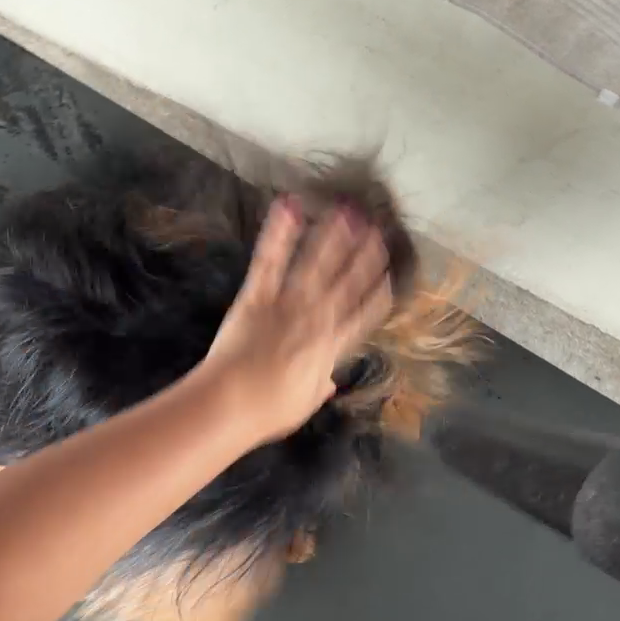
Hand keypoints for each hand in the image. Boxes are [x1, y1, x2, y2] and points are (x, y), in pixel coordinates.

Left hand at [200, 198, 394, 440]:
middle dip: (363, 255)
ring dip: (332, 236)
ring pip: (315, 265)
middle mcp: (315, 320)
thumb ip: (317, 389)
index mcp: (330, 349)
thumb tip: (329, 384)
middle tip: (378, 229)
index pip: (362, 316)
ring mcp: (286, 305)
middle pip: (345, 283)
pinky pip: (270, 260)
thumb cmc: (266, 412)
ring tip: (347, 211)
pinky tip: (289, 208)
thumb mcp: (301, 406)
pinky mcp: (256, 297)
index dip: (377, 294)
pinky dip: (279, 233)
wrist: (230, 403)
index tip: (389, 275)